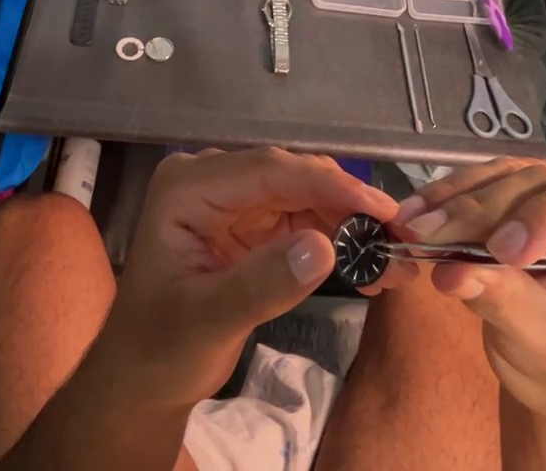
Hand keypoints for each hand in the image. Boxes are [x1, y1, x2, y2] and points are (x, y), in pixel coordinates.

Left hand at [98, 148, 399, 405]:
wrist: (144, 375)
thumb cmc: (161, 347)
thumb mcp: (208, 320)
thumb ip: (262, 284)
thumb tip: (324, 246)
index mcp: (189, 186)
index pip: (267, 171)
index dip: (328, 185)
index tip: (383, 209)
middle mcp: (212, 180)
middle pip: (292, 177)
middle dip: (348, 204)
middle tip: (401, 236)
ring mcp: (233, 199)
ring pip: (305, 195)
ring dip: (350, 222)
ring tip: (394, 257)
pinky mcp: (251, 221)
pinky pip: (303, 217)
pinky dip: (337, 238)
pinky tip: (369, 263)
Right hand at [394, 160, 545, 434]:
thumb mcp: (540, 345)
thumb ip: (503, 301)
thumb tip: (449, 271)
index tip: (501, 251)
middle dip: (484, 211)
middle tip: (428, 236)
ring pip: (512, 174)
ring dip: (457, 199)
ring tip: (412, 225)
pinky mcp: (536, 193)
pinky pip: (491, 180)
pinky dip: (450, 197)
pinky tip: (417, 213)